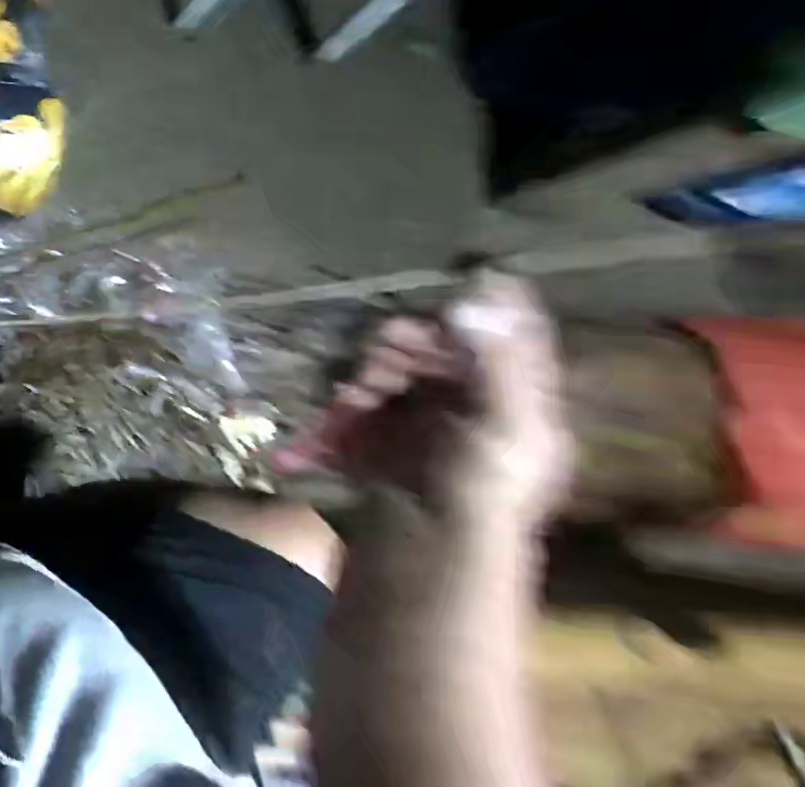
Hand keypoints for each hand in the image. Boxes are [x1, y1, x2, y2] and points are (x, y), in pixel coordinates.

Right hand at [296, 272, 572, 533]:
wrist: (431, 544)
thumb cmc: (483, 486)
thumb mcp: (508, 423)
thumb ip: (496, 360)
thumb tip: (475, 294)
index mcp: (505, 393)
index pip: (491, 334)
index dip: (468, 311)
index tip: (438, 302)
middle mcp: (457, 397)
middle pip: (422, 348)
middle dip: (395, 348)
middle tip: (379, 360)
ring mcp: (408, 416)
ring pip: (377, 371)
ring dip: (361, 378)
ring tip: (351, 398)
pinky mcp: (370, 435)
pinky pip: (344, 413)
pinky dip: (330, 417)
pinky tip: (330, 414)